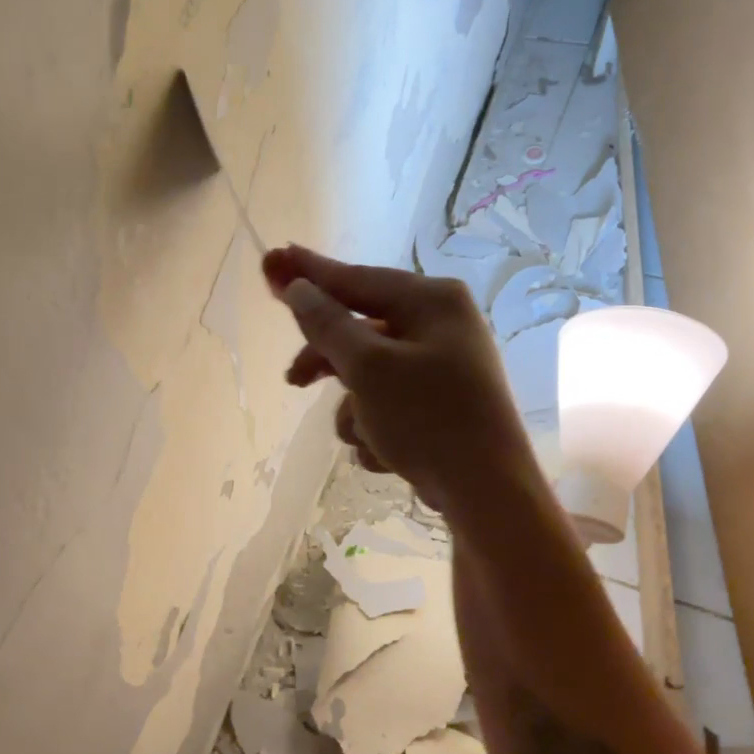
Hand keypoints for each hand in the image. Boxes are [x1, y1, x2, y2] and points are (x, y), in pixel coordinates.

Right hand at [263, 245, 531, 508]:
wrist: (484, 491)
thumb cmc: (427, 419)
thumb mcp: (367, 368)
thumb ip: (327, 325)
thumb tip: (297, 287)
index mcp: (431, 301)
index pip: (355, 279)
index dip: (307, 274)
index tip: (268, 262)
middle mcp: (440, 325)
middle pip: (359, 331)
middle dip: (329, 365)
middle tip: (293, 381)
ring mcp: (442, 368)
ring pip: (368, 376)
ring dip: (355, 411)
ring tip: (365, 437)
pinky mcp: (439, 407)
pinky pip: (387, 406)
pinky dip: (378, 430)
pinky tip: (386, 456)